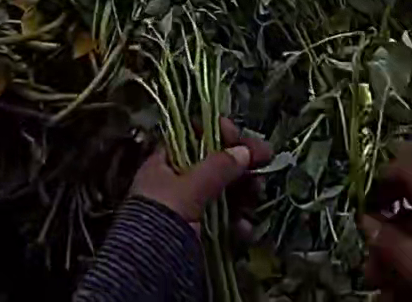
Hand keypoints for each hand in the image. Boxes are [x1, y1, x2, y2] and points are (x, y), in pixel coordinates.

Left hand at [132, 118, 272, 226]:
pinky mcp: (201, 236)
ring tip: (258, 194)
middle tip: (264, 162)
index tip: (239, 136)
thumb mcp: (188, 188)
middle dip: (240, 164)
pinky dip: (238, 222)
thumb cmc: (162, 220)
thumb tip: (244, 150)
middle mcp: (177, 183)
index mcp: (165, 163)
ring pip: (224, 192)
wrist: (148, 277)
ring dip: (245, 191)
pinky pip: (225, 222)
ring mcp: (190, 210)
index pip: (194, 135)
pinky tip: (245, 228)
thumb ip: (217, 166)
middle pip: (215, 163)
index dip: (217, 133)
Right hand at [358, 148, 411, 301]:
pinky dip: (403, 273)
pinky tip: (391, 294)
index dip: (382, 178)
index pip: (409, 172)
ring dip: (388, 259)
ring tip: (376, 281)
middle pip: (404, 210)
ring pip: (408, 238)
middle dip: (382, 235)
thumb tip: (364, 221)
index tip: (360, 195)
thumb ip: (393, 244)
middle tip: (368, 257)